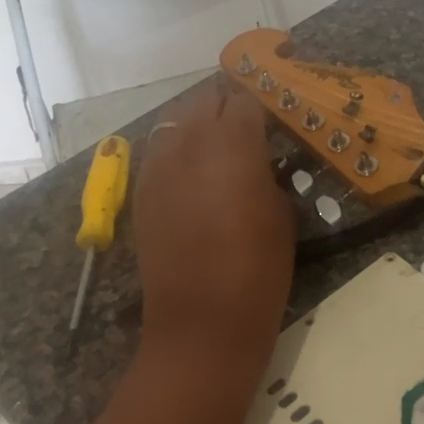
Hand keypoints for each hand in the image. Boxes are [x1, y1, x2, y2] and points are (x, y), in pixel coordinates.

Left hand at [132, 82, 293, 368]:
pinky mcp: (141, 190)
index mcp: (233, 143)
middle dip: (227, 106)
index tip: (273, 121)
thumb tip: (261, 159)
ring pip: (176, 119)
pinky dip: (176, 148)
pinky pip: (159, 150)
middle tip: (248, 126)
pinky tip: (193, 171)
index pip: (246, 100)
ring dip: (198, 122)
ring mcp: (159, 165)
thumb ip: (268, 172)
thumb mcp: (283, 212)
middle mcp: (190, 142)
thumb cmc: (258, 268)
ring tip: (218, 144)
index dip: (261, 106)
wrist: (202, 323)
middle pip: (206, 100)